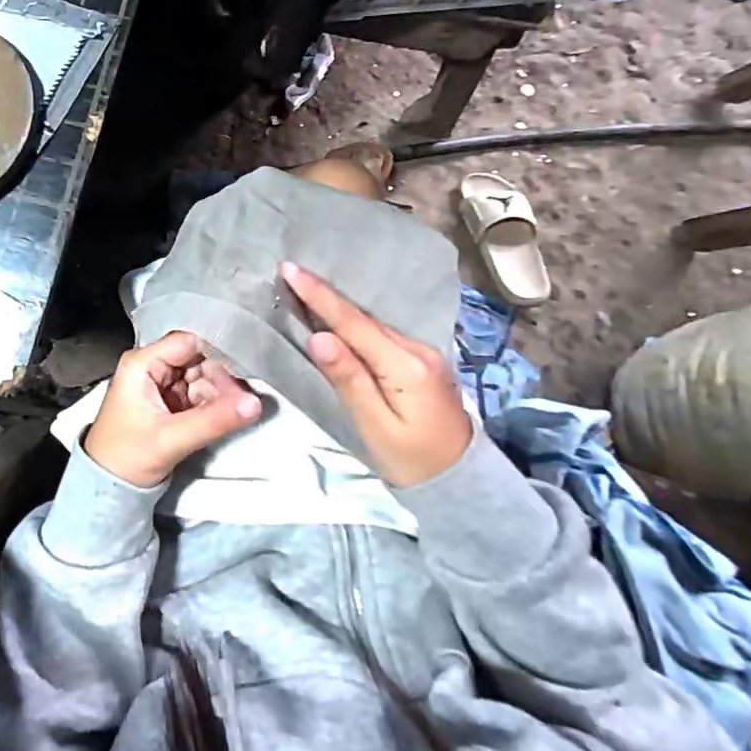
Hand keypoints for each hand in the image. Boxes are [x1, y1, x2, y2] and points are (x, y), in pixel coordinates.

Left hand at [83, 331, 263, 486]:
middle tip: (243, 400)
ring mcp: (161, 383)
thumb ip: (213, 420)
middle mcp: (152, 366)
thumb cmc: (127, 458)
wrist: (107, 489)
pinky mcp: (170, 401)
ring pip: (202, 376)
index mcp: (142, 363)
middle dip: (222, 377)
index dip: (218, 353)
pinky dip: (213, 403)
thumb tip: (256, 404)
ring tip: (237, 410)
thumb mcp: (171, 439)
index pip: (190, 342)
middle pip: (199, 358)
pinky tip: (227, 414)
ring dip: (220, 392)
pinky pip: (199, 393)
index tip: (244, 372)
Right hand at [280, 262, 471, 487]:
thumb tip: (319, 337)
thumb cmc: (413, 462)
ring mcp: (425, 352)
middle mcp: (419, 349)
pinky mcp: (423, 360)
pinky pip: (382, 334)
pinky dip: (356, 324)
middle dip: (326, 296)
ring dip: (339, 308)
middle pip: (364, 318)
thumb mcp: (376, 427)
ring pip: (374, 324)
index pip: (354, 323)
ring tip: (305, 289)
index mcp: (407, 366)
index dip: (319, 296)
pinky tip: (338, 320)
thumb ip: (349, 380)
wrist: (461, 481)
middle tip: (289, 273)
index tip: (291, 270)